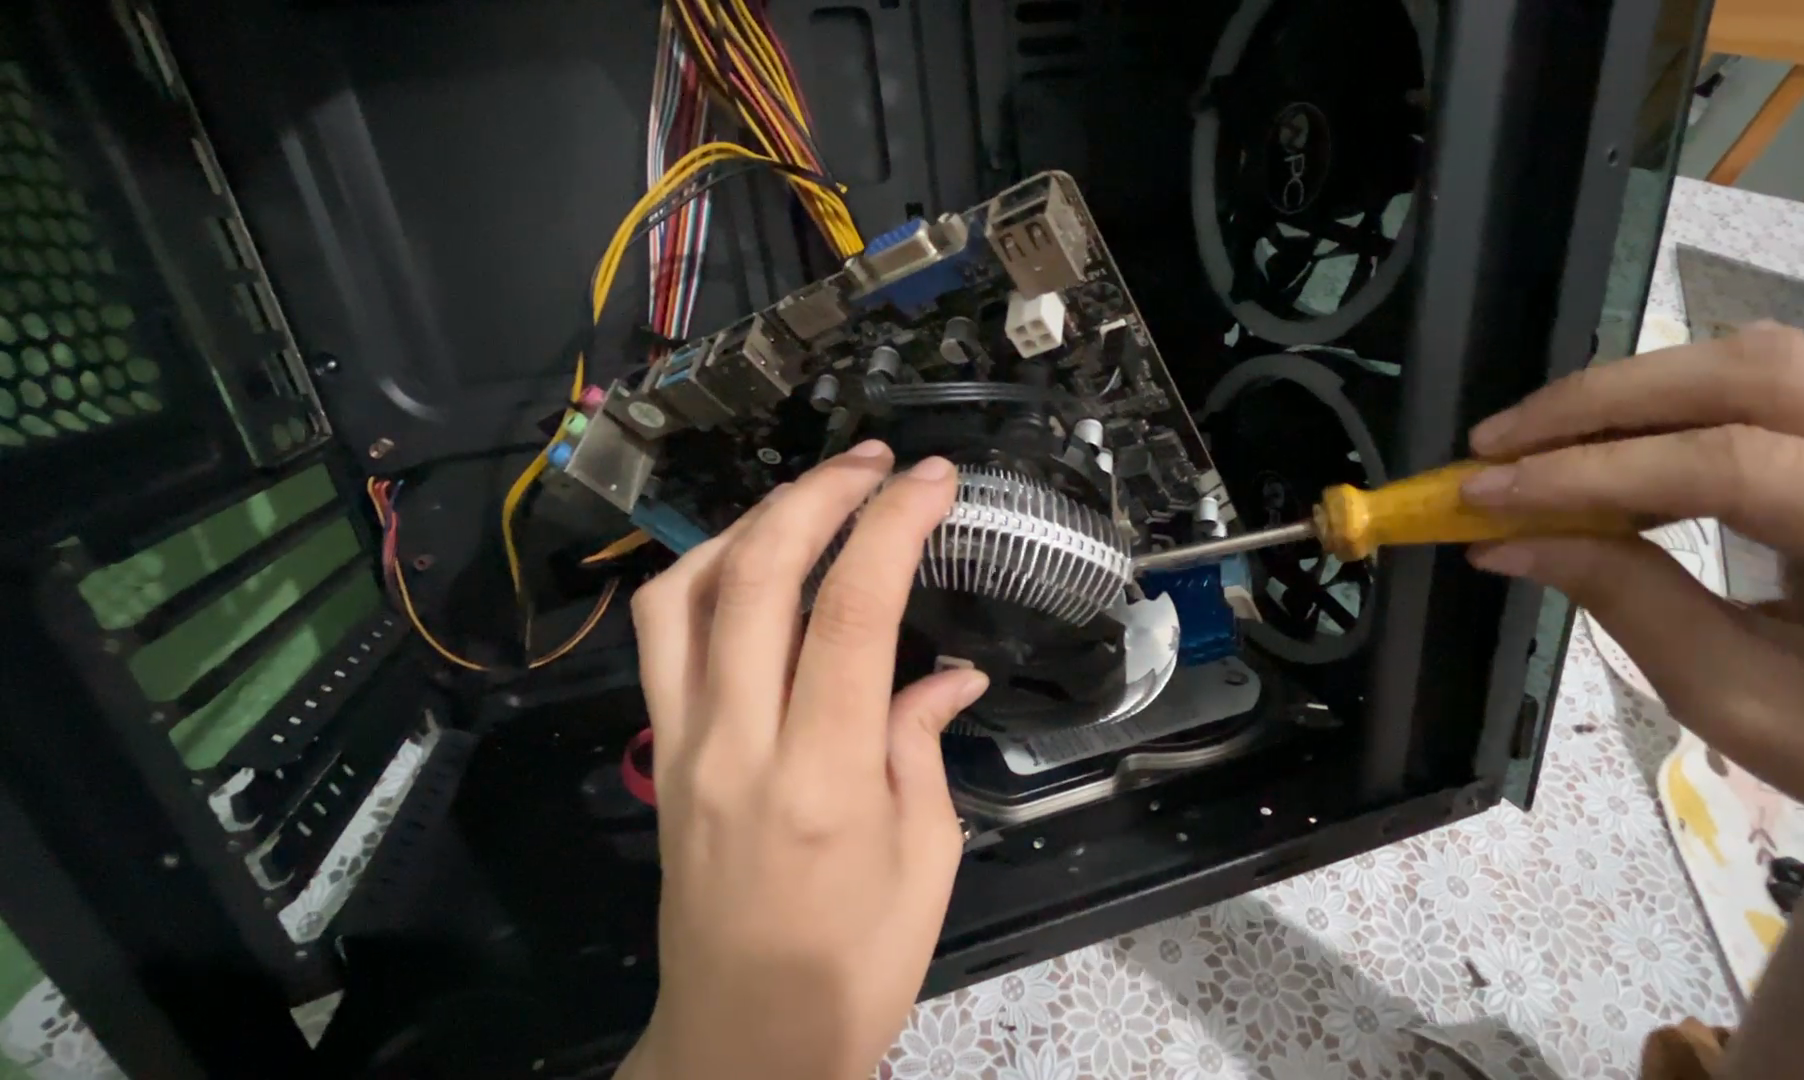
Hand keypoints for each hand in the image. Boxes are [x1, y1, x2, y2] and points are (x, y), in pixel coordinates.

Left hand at [618, 441, 986, 1079]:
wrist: (741, 1042)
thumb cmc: (855, 964)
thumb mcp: (925, 858)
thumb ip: (922, 744)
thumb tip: (947, 673)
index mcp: (821, 777)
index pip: (850, 613)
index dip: (892, 526)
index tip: (932, 480)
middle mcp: (737, 744)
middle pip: (759, 577)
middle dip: (820, 494)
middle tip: (875, 460)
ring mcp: (683, 743)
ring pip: (688, 593)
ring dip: (753, 521)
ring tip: (813, 495)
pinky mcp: (660, 751)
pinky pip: (663, 638)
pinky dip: (703, 574)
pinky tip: (750, 560)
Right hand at [1461, 323, 1803, 894]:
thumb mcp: (1735, 695)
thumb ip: (1623, 600)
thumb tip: (1498, 543)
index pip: (1744, 466)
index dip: (1594, 472)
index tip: (1481, 493)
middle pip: (1760, 374)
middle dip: (1600, 402)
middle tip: (1493, 443)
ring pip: (1759, 365)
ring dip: (1621, 398)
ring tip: (1526, 445)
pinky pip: (1762, 394)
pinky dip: (1655, 416)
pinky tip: (1594, 459)